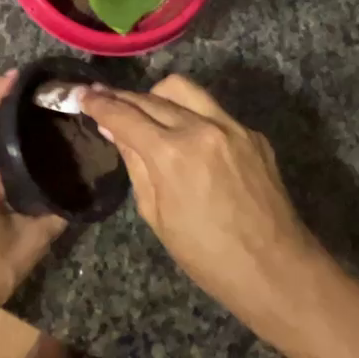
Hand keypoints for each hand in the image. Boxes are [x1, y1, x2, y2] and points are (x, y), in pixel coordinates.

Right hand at [78, 74, 320, 314]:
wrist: (278, 271)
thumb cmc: (208, 256)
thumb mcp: (157, 216)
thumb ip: (135, 164)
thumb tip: (114, 129)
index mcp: (172, 154)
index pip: (124, 114)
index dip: (98, 103)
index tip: (81, 94)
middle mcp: (200, 128)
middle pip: (149, 97)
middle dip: (122, 97)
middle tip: (104, 99)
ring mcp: (230, 126)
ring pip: (182, 88)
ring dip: (156, 95)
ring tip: (145, 109)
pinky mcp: (251, 132)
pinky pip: (211, 109)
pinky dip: (191, 116)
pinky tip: (187, 136)